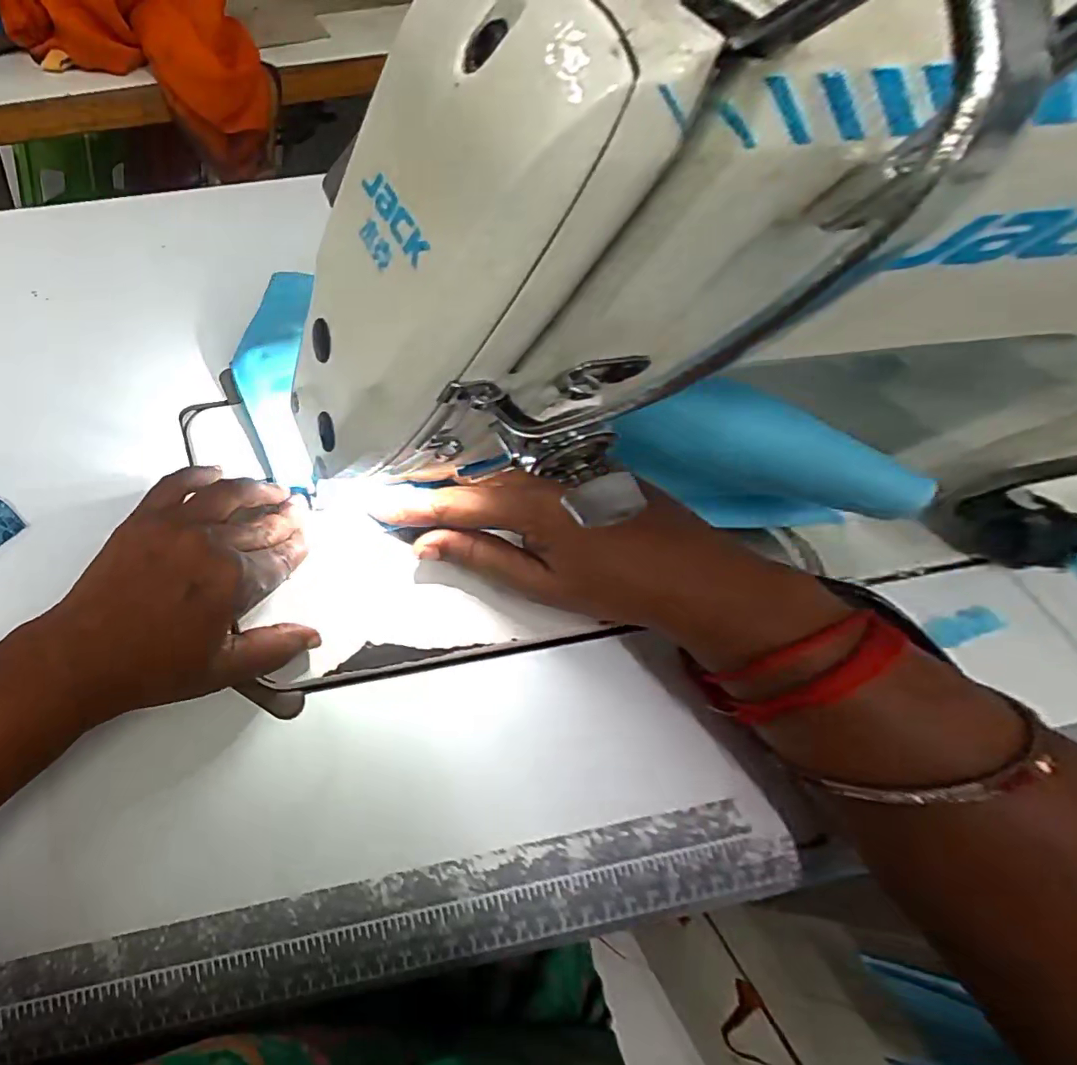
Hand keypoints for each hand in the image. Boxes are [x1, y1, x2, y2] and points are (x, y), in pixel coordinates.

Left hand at [35, 467, 318, 718]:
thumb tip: (309, 635)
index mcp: (231, 582)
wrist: (86, 655)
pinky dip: (198, 473)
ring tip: (272, 488)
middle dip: (283, 517)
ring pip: (226, 494)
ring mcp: (174, 525)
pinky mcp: (144, 519)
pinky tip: (214, 472)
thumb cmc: (149, 666)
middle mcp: (207, 544)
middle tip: (296, 511)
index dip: (295, 549)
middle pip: (257, 524)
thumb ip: (272, 649)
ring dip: (254, 488)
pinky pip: (177, 483)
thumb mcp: (222, 669)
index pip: (277, 559)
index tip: (303, 541)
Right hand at [367, 471, 850, 668]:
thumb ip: (481, 555)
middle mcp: (540, 475)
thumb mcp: (542, 581)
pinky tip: (478, 490)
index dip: (412, 506)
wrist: (700, 576)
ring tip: (425, 496)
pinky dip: (491, 482)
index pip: (453, 504)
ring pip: (496, 474)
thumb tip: (427, 543)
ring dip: (459, 485)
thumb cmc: (618, 588)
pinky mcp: (583, 465)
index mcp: (527, 504)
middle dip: (428, 491)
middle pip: (471, 482)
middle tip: (392, 499)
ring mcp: (565, 465)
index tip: (376, 505)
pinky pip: (522, 472)